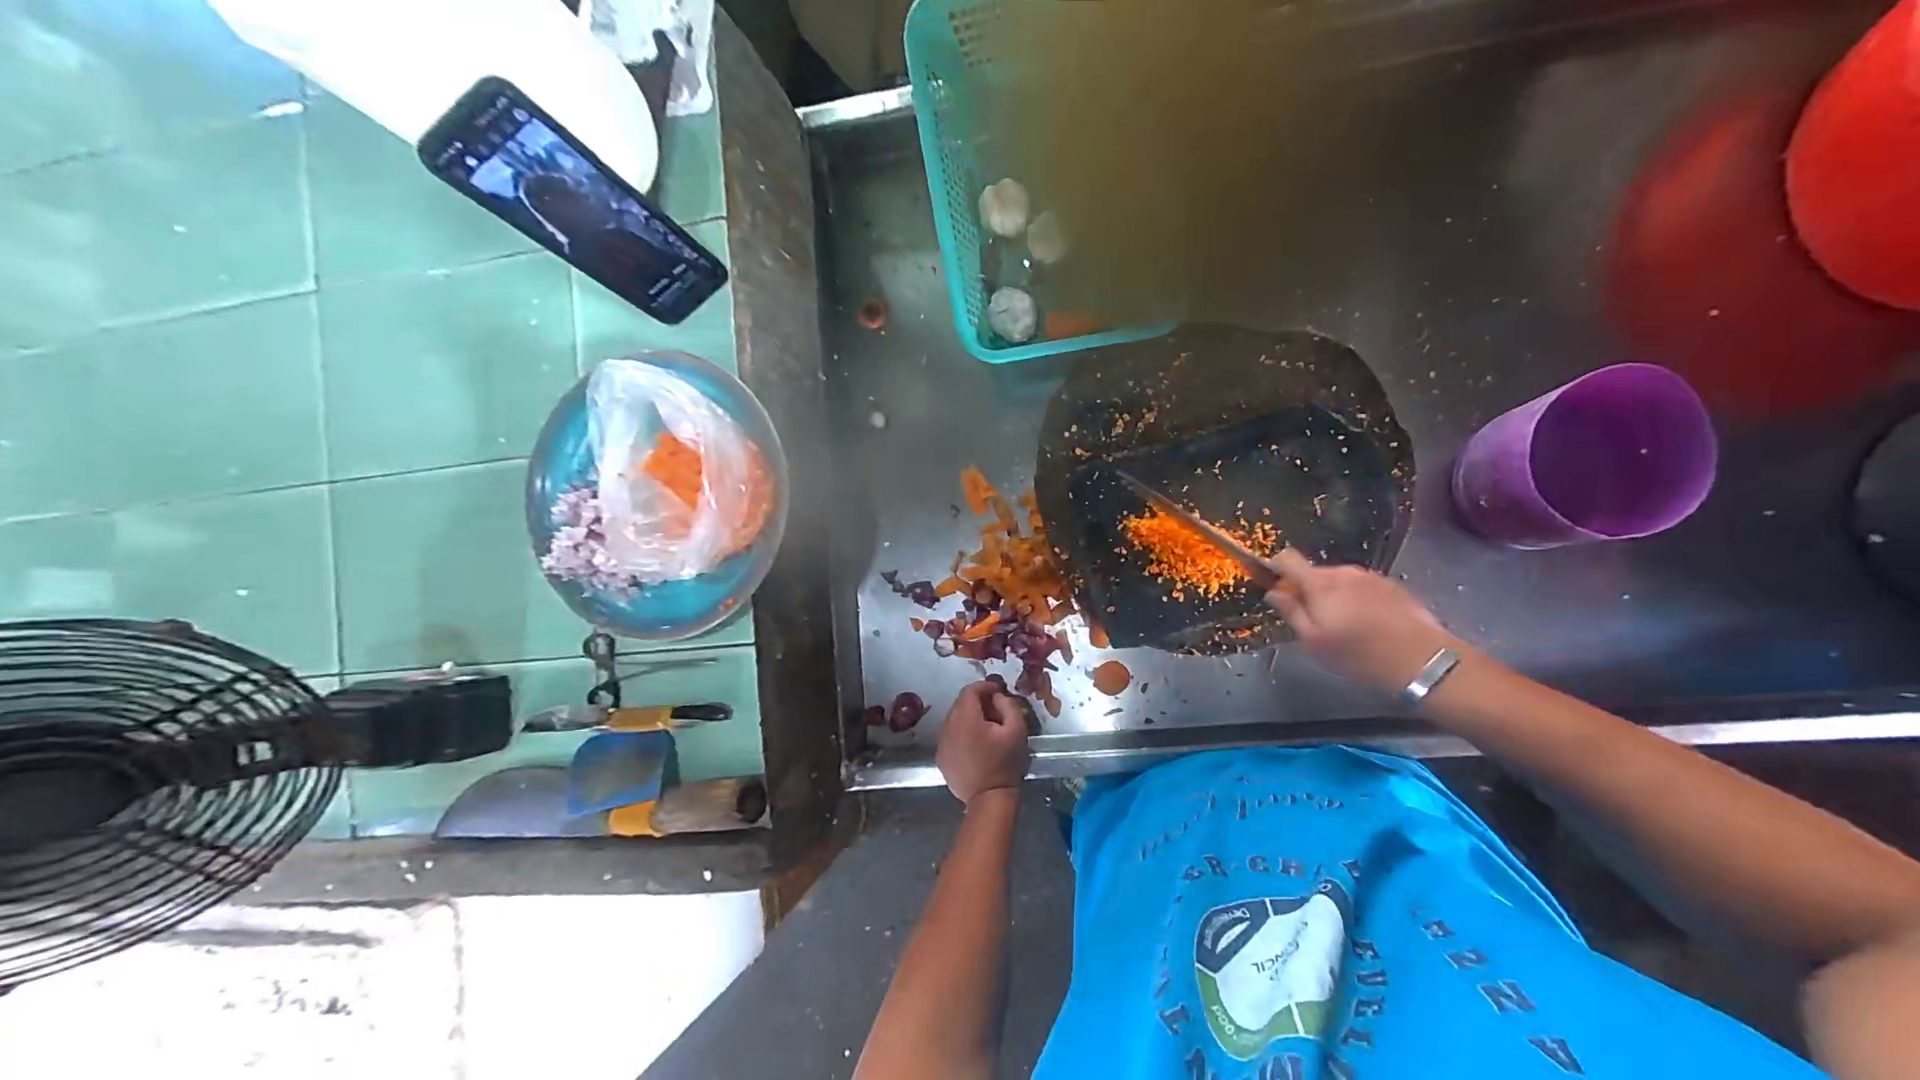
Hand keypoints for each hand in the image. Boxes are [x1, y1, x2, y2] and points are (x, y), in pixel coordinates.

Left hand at [935, 682, 1031, 804]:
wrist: (989, 798)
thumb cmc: (1006, 763)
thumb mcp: (1017, 730)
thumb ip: (1008, 705)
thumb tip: (996, 697)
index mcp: (966, 718)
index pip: (970, 691)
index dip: (984, 686)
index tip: (998, 690)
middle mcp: (948, 727)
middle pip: (960, 704)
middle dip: (977, 702)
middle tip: (994, 709)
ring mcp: (942, 743)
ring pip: (954, 720)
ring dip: (968, 718)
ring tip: (986, 728)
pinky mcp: (940, 757)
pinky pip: (950, 736)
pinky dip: (961, 734)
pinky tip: (975, 745)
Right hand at [1264, 549, 1463, 691]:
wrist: (1423, 660)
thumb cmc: (1359, 654)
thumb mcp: (1314, 641)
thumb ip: (1291, 612)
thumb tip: (1273, 592)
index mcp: (1320, 584)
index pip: (1287, 559)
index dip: (1277, 569)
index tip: (1278, 590)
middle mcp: (1345, 572)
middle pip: (1314, 572)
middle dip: (1308, 590)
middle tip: (1314, 622)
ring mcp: (1371, 577)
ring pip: (1339, 580)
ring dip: (1333, 596)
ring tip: (1344, 626)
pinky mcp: (1393, 586)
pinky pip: (1362, 587)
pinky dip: (1357, 599)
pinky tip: (1367, 624)